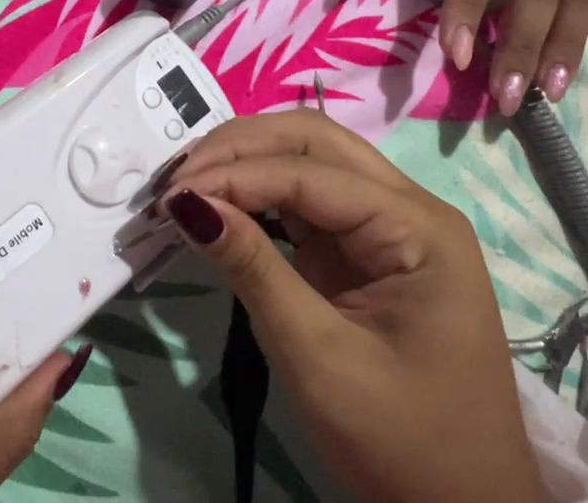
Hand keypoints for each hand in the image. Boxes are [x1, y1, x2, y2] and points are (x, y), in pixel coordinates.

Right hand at [158, 111, 547, 502]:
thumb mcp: (318, 358)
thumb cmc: (401, 442)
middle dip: (241, 148)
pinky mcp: (366, 252)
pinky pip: (310, 204)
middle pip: (317, 144)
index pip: (312, 173)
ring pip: (312, 164)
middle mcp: (410, 209)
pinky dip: (261, 197)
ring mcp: (390, 229)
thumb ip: (253, 269)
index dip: (237, 174)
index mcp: (419, 228)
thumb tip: (185, 203)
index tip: (169, 197)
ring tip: (187, 184)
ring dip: (248, 164)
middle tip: (176, 175)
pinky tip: (222, 204)